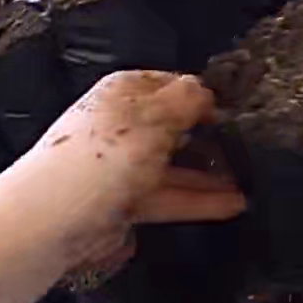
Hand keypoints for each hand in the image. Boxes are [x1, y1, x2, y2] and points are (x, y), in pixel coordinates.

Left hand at [0, 71, 246, 267]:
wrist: (52, 218)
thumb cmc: (104, 155)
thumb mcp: (152, 118)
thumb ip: (187, 100)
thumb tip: (208, 91)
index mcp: (126, 92)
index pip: (172, 84)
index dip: (203, 96)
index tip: (238, 109)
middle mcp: (126, 125)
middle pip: (176, 126)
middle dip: (211, 136)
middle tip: (250, 147)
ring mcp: (126, 165)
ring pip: (176, 165)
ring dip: (211, 173)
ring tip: (250, 180)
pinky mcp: (128, 200)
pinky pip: (171, 195)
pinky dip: (199, 200)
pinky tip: (234, 204)